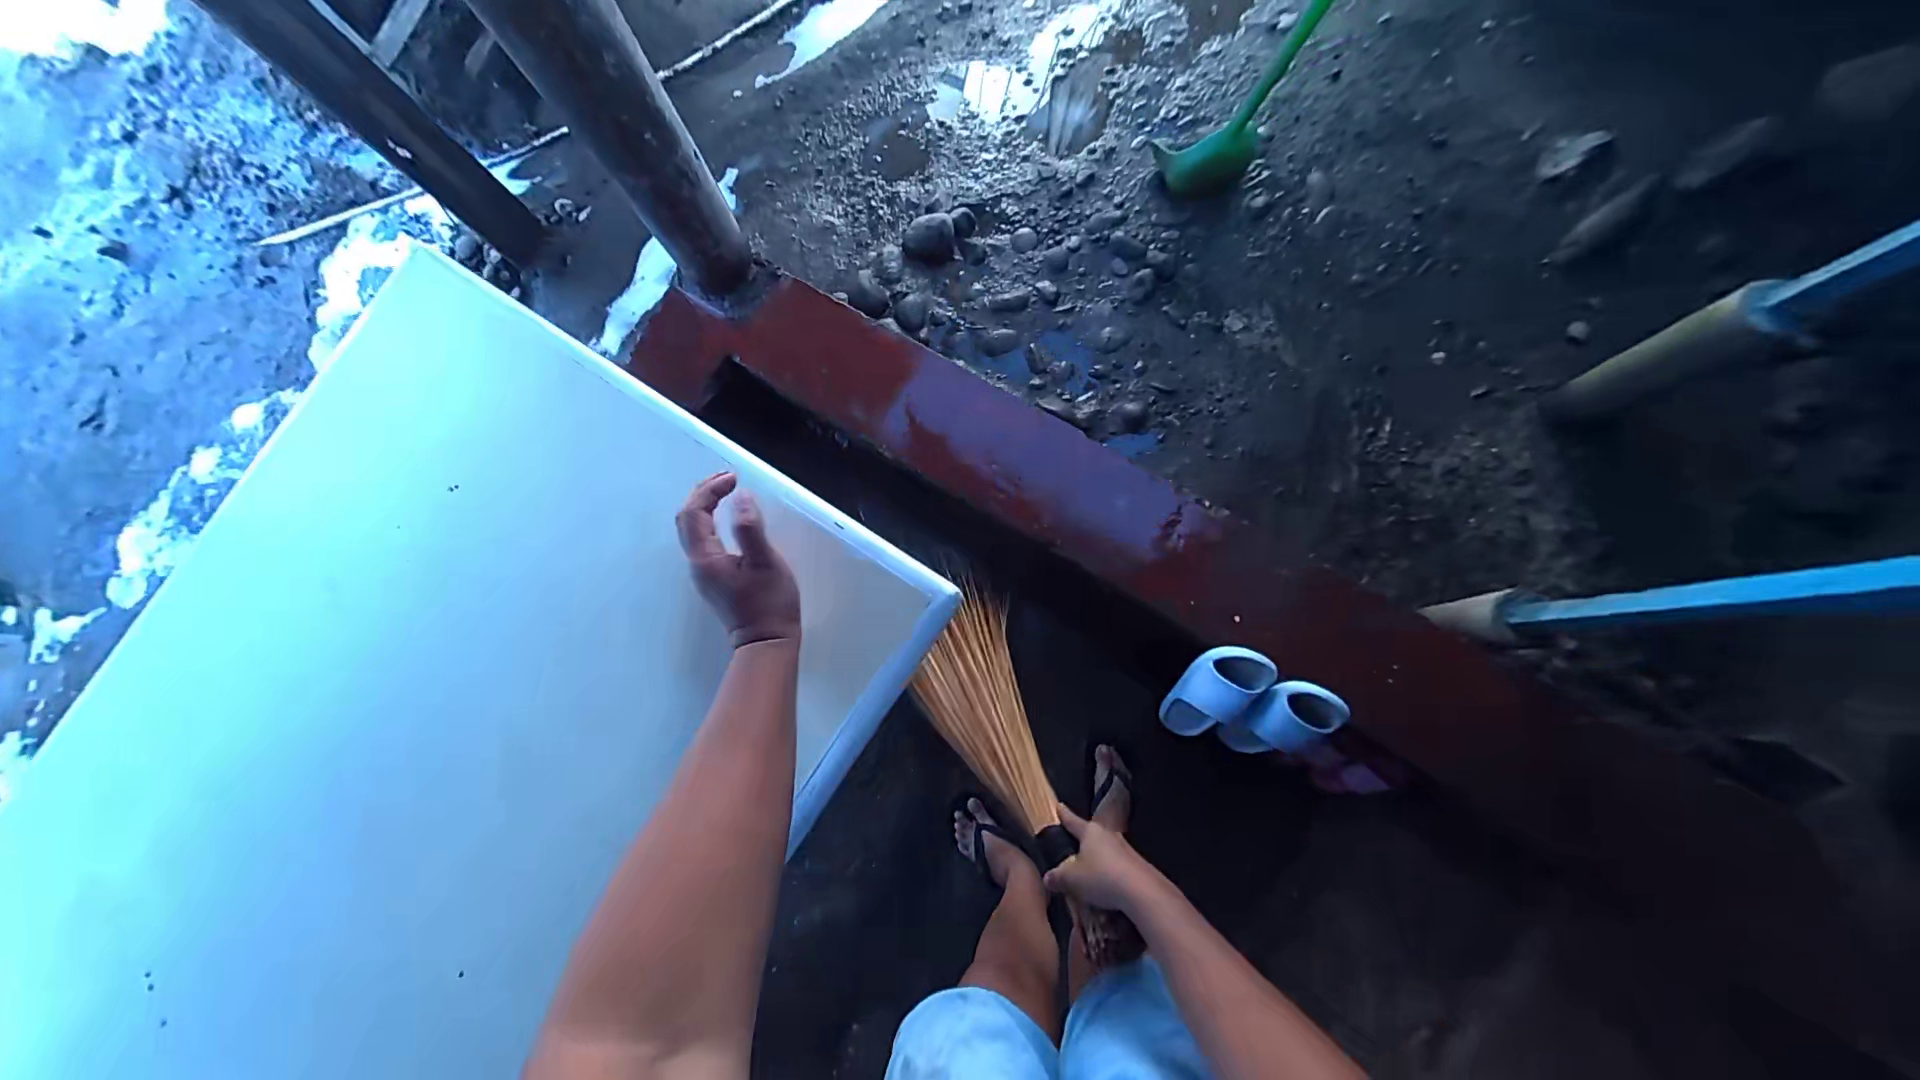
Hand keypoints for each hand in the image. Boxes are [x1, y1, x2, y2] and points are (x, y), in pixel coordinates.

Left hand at [676, 472, 800, 647]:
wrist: (766, 641)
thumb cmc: (769, 603)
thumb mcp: (765, 563)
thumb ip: (750, 529)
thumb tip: (741, 498)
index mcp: (705, 558)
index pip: (694, 513)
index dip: (709, 490)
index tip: (733, 478)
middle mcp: (697, 564)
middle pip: (687, 520)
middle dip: (703, 494)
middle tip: (727, 479)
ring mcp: (703, 573)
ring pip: (693, 530)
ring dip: (706, 506)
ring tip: (726, 491)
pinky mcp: (713, 578)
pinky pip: (703, 541)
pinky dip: (711, 521)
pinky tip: (727, 518)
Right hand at [1042, 803, 1160, 913]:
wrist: (1143, 892)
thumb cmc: (1102, 877)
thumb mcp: (1071, 879)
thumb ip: (1057, 877)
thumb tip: (1048, 877)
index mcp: (1091, 832)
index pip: (1073, 821)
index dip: (1064, 815)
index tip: (1059, 805)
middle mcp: (1109, 836)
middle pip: (1092, 836)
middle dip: (1083, 842)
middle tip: (1073, 848)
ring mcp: (1126, 851)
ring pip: (1106, 853)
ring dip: (1098, 862)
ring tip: (1089, 876)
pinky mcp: (1138, 867)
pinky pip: (1118, 869)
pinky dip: (1110, 877)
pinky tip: (1107, 891)